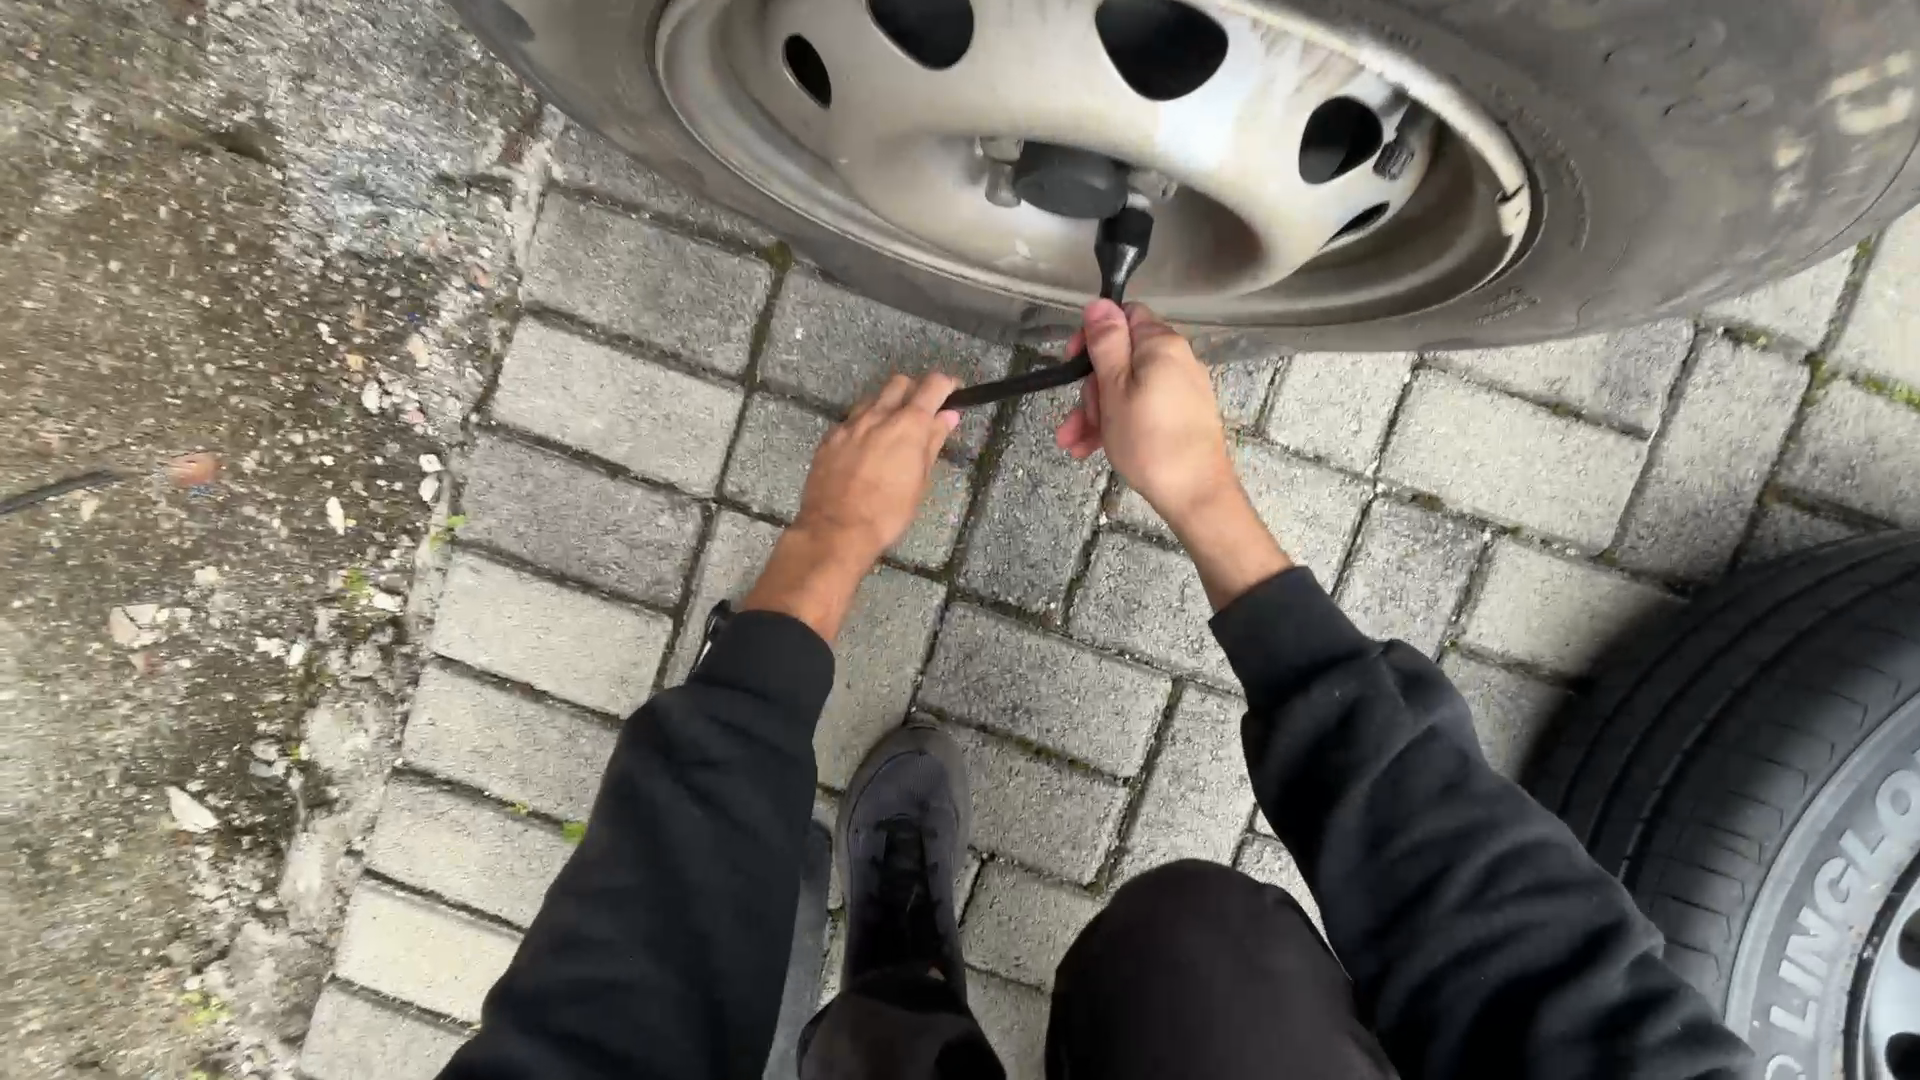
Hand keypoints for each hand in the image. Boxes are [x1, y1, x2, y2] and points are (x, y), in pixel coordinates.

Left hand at [744, 373, 960, 641]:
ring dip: (887, 406)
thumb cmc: (888, 512)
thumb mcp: (920, 480)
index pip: (932, 386)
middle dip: (914, 390)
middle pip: (900, 383)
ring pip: (873, 399)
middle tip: (921, 413)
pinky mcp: (830, 438)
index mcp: (908, 424)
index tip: (953, 392)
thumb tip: (948, 416)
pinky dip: (864, 425)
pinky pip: (851, 420)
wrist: (836, 529)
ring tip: (891, 432)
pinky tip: (865, 449)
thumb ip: (933, 442)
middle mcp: (878, 415)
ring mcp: (850, 424)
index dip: (946, 385)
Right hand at [1054, 300, 1238, 530]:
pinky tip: (1091, 449)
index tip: (1072, 363)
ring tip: (1072, 443)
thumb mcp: (1114, 389)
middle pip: (1121, 359)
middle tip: (1077, 417)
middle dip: (1090, 388)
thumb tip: (1099, 303)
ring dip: (1095, 414)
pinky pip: (1140, 410)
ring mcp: (1179, 390)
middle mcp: (1175, 360)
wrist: (1194, 493)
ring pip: (1126, 390)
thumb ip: (1106, 343)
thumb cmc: (1148, 440)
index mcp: (1160, 345)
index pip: (1124, 318)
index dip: (1093, 337)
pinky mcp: (1180, 417)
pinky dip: (1116, 425)